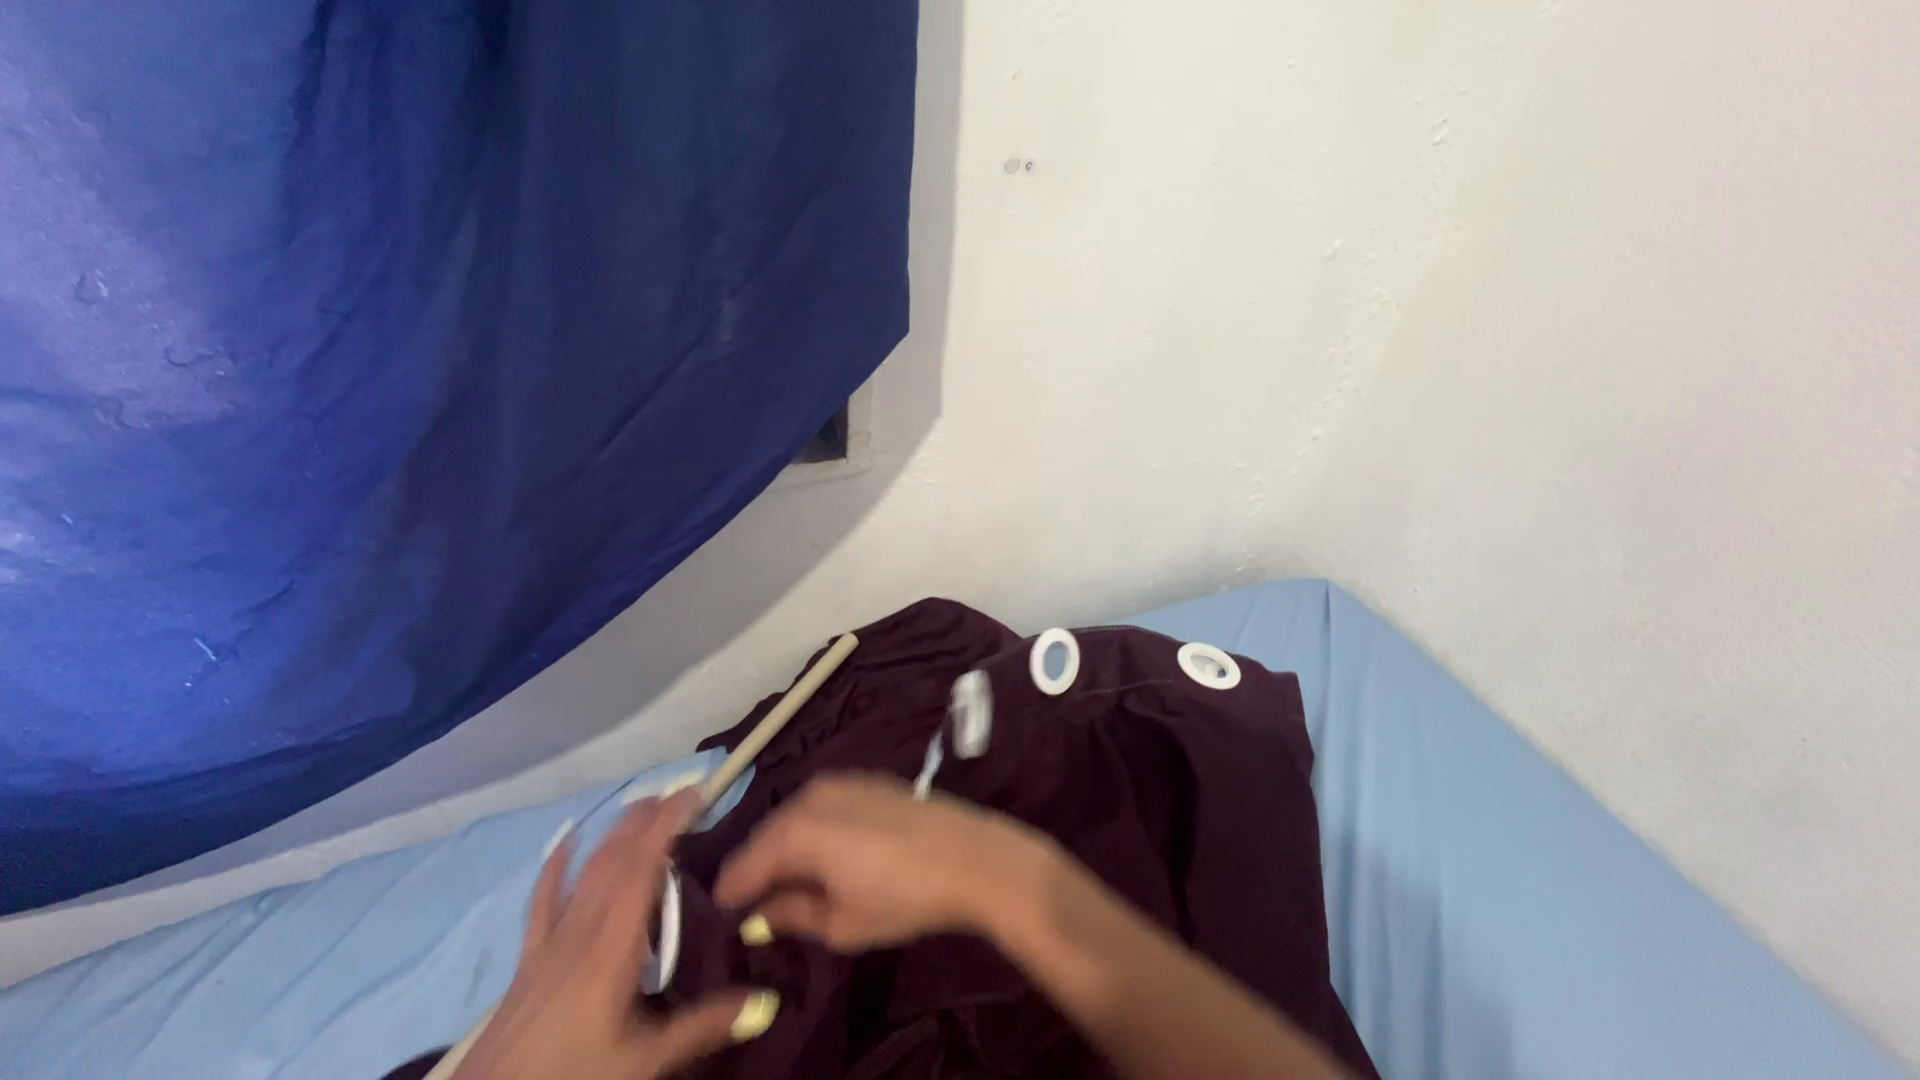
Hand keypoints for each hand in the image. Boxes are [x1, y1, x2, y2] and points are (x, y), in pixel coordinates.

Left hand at [453, 791, 751, 1079]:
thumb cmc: (572, 1075)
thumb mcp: (643, 1060)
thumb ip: (703, 1026)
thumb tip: (766, 1001)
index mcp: (612, 946)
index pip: (643, 867)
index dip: (667, 825)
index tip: (695, 793)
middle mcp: (582, 929)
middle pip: (616, 859)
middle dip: (647, 819)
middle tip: (681, 793)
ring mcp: (552, 940)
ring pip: (587, 871)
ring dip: (614, 833)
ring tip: (642, 805)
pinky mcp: (530, 957)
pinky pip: (543, 900)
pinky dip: (555, 865)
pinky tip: (564, 840)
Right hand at [714, 773, 1057, 950]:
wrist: (973, 858)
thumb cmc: (904, 897)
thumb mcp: (842, 922)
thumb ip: (793, 914)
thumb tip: (761, 914)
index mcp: (796, 831)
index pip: (744, 865)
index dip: (730, 894)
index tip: (721, 918)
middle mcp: (811, 796)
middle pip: (768, 835)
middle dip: (758, 867)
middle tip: (753, 903)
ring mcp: (843, 782)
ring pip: (796, 816)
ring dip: (786, 846)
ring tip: (790, 882)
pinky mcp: (869, 781)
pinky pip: (824, 805)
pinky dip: (814, 829)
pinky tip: (825, 854)